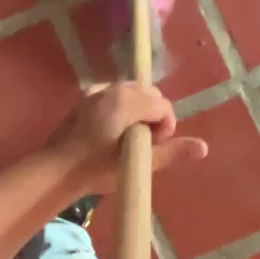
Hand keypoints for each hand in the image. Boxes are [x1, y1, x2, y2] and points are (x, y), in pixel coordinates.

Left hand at [46, 83, 206, 192]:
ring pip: (132, 92)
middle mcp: (112, 89)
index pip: (162, 105)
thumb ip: (171, 152)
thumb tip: (203, 147)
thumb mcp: (136, 163)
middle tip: (143, 143)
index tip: (153, 146)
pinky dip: (122, 106)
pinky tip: (112, 130)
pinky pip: (114, 95)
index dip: (165, 126)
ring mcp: (96, 91)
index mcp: (126, 101)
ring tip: (130, 137)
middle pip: (149, 93)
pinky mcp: (85, 98)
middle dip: (154, 115)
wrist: (56, 169)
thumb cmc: (96, 169)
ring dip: (139, 110)